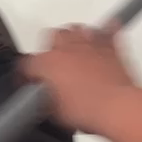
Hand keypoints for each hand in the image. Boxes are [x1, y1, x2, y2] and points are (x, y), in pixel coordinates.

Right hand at [22, 24, 141, 132]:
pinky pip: (108, 30)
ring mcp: (89, 46)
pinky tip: (104, 34)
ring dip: (74, 37)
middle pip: (52, 36)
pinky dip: (105, 32)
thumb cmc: (87, 109)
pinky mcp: (110, 48)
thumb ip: (44, 99)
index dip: (26, 73)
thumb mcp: (54, 112)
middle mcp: (66, 49)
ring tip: (74, 48)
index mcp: (47, 63)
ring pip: (76, 29)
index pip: (27, 63)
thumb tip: (43, 99)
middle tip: (52, 59)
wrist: (116, 107)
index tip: (29, 79)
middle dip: (50, 46)